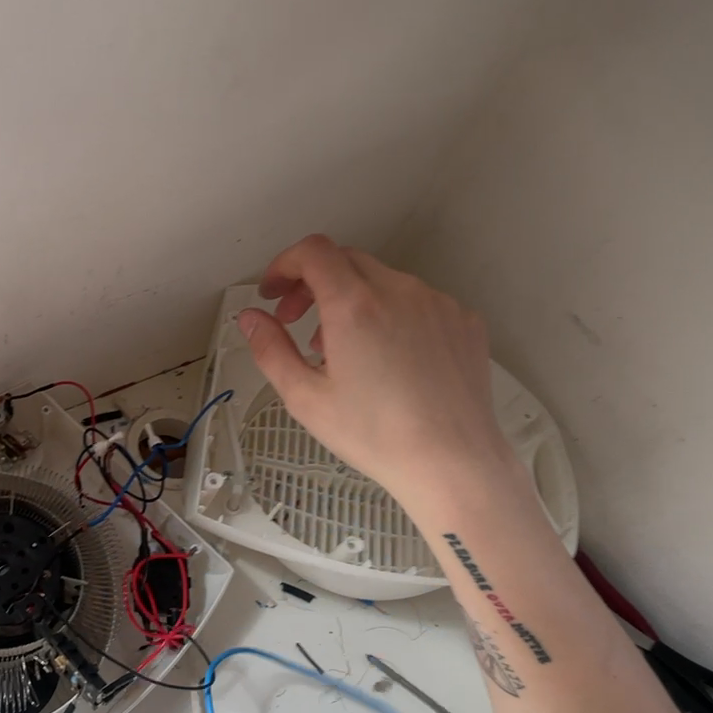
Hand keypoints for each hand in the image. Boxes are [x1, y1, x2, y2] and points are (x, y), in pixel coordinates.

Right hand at [239, 235, 519, 501]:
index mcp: (354, 306)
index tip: (273, 292)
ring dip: (351, 301)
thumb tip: (250, 318)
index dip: (284, 264)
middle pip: (346, 261)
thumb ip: (270, 349)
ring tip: (342, 350)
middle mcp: (399, 291)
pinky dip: (390, 316)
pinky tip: (386, 360)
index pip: (313, 252)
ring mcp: (437, 303)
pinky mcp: (463, 320)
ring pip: (382, 281)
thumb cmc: (374, 435)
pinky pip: (417, 302)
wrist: (451, 461)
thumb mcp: (304, 397)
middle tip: (296, 322)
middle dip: (312, 283)